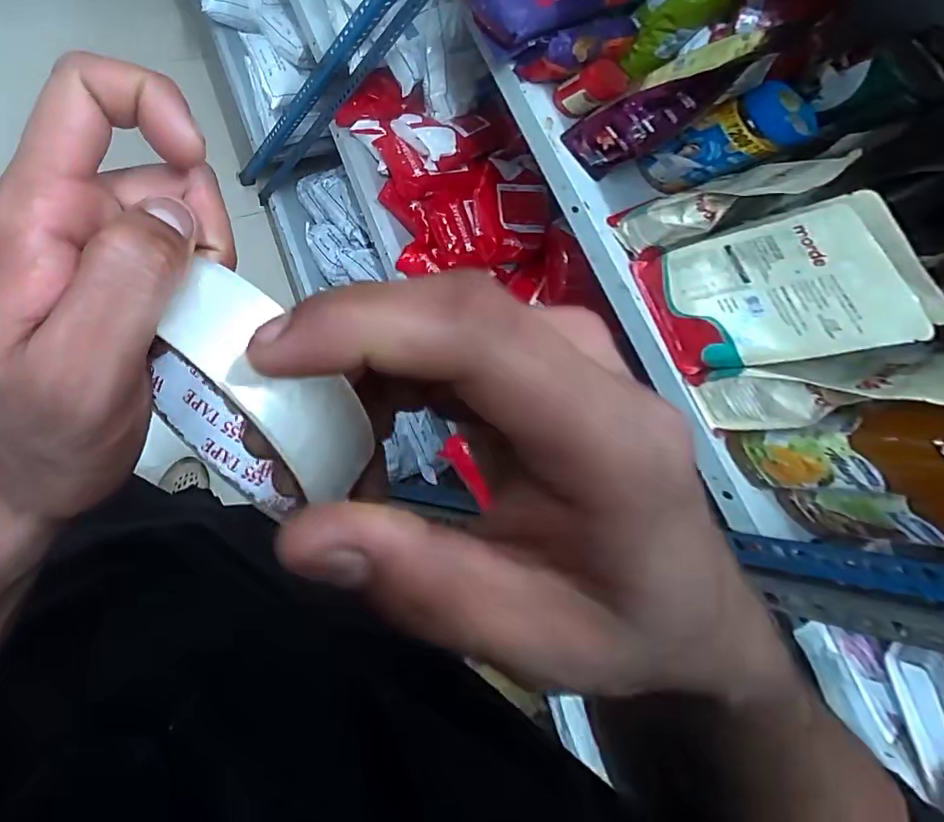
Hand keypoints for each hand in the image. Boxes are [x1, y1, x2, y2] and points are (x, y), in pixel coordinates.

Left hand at [0, 52, 234, 524]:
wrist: (34, 481)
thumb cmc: (44, 432)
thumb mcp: (80, 366)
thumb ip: (124, 280)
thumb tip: (177, 210)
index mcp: (36, 210)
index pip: (81, 92)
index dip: (147, 100)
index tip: (192, 160)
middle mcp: (66, 210)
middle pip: (156, 158)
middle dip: (197, 217)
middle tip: (196, 293)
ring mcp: (97, 241)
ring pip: (181, 205)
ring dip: (203, 256)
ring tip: (188, 321)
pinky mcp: (123, 272)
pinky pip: (183, 245)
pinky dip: (202, 277)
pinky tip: (189, 324)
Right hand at [246, 272, 793, 703]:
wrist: (681, 600)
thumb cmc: (618, 621)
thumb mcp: (523, 634)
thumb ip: (415, 584)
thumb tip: (296, 537)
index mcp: (606, 431)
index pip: (474, 333)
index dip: (361, 326)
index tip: (268, 355)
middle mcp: (584, 358)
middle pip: (440, 308)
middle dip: (334, 343)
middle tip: (262, 409)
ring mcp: (555, 339)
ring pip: (424, 311)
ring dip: (348, 362)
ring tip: (307, 440)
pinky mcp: (525, 344)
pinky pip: (429, 331)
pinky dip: (374, 371)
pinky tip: (359, 429)